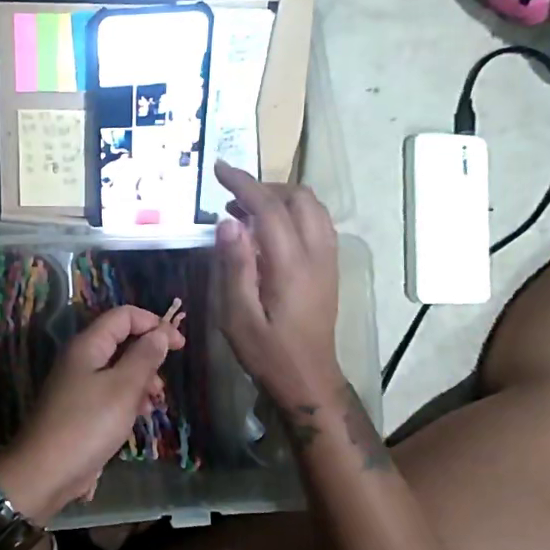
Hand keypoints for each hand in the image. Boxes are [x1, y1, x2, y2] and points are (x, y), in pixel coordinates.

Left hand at [0, 305, 184, 522]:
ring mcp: (79, 384)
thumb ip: (144, 357)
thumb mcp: (123, 388)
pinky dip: (128, 399)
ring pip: (118, 369)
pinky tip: (139, 416)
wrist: (46, 471)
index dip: (154, 323)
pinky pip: (110, 392)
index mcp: (88, 345)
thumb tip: (160, 333)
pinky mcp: (80, 408)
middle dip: (148, 356)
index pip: (123, 316)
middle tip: (163, 383)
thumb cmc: (87, 424)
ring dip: (141, 381)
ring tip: (154, 403)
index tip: (180, 345)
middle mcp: (81, 358)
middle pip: (121, 341)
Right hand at [214, 162, 343, 410]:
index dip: (244, 183)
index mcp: (291, 265)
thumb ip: (234, 266)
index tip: (220, 169)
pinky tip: (271, 229)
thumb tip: (228, 222)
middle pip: (299, 198)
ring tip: (248, 210)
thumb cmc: (267, 353)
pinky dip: (294, 212)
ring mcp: (328, 260)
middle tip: (231, 198)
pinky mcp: (330, 268)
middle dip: (264, 187)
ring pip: (313, 207)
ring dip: (281, 198)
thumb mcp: (238, 316)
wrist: (309, 379)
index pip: (269, 208)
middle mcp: (316, 254)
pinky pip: (318, 223)